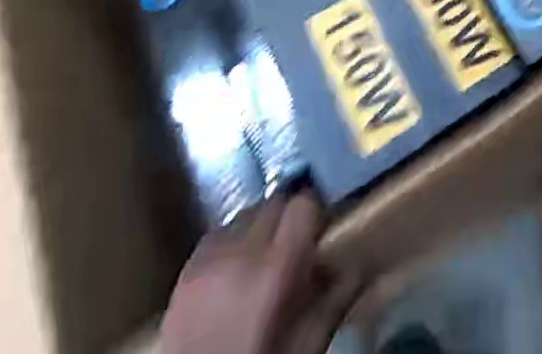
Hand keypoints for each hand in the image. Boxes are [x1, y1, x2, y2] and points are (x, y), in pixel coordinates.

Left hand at [158, 193, 358, 353]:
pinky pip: (218, 234)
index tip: (320, 231)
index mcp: (276, 270)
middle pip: (274, 203)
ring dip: (260, 227)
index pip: (303, 205)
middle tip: (297, 246)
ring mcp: (208, 259)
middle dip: (288, 217)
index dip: (315, 213)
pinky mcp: (185, 271)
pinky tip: (236, 270)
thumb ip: (335, 301)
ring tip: (265, 259)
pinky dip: (232, 241)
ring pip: (245, 214)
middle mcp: (241, 252)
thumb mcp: (307, 347)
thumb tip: (356, 267)